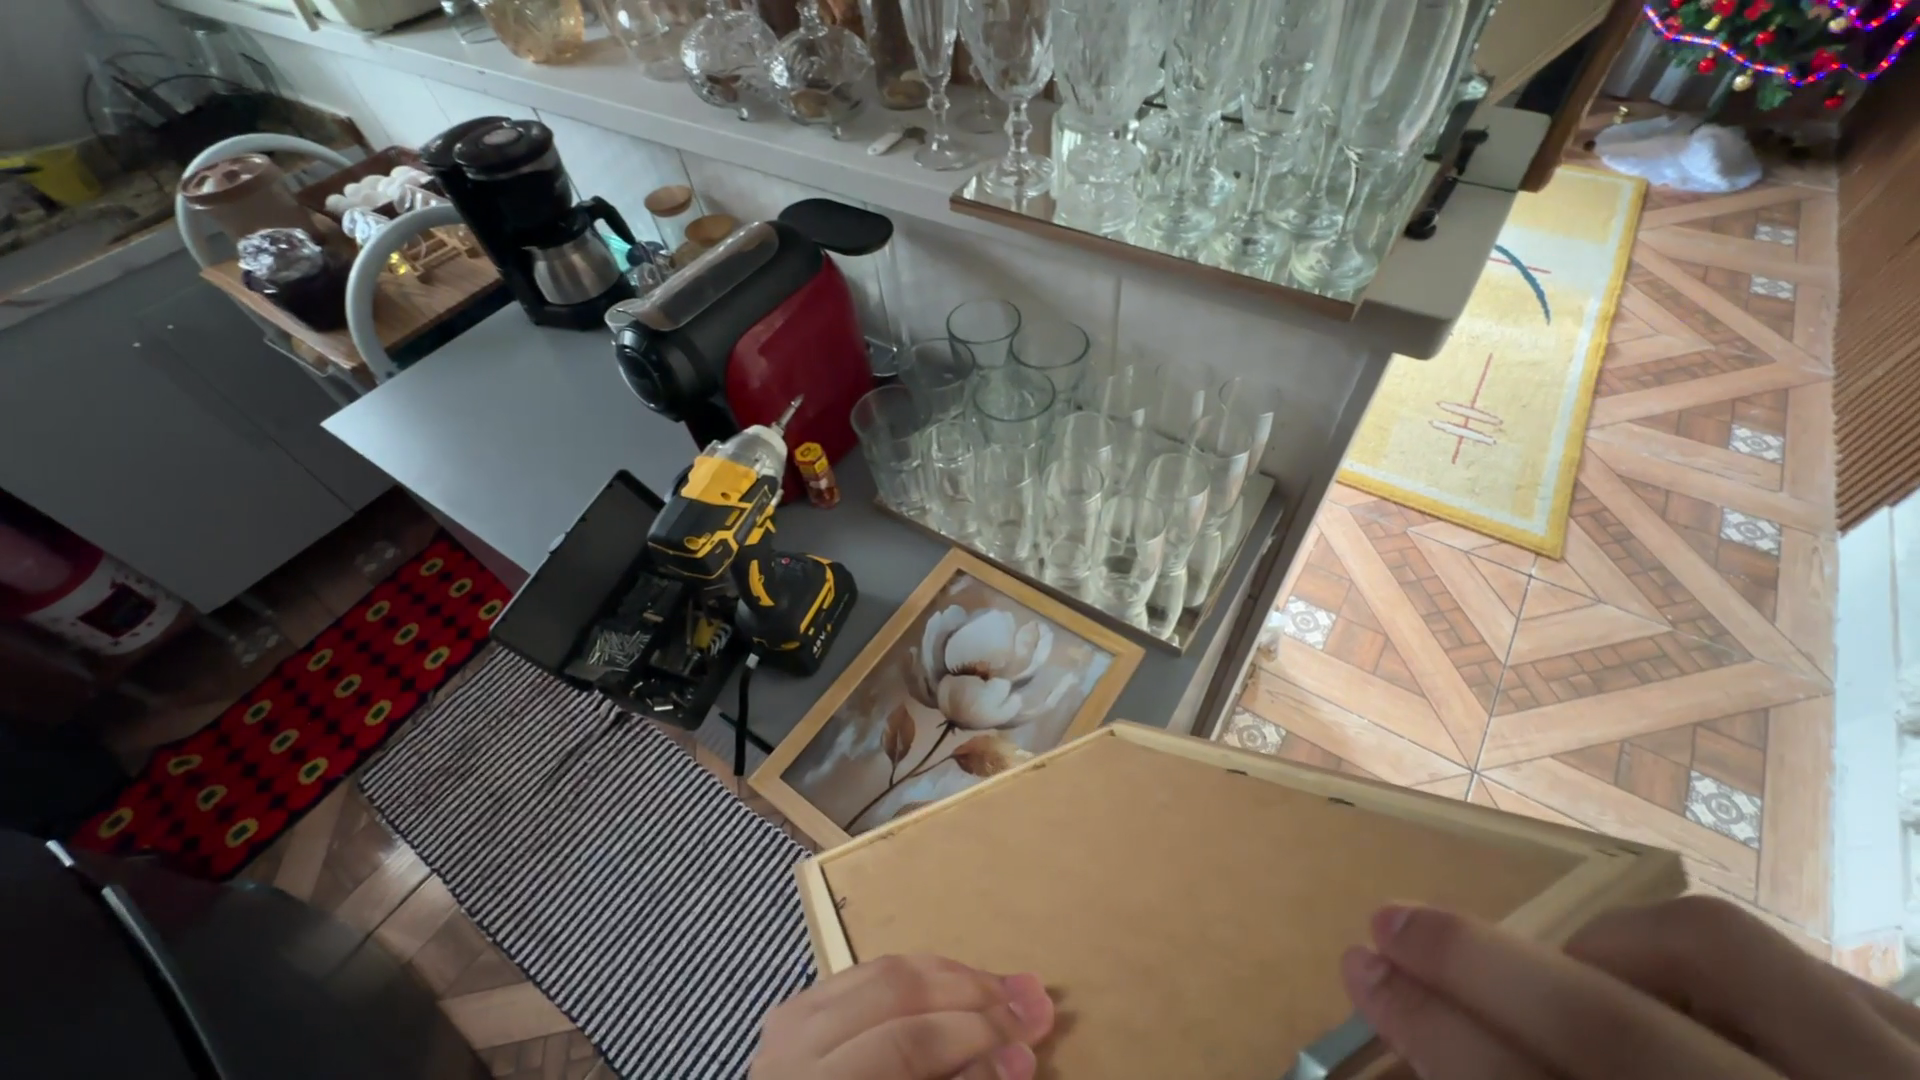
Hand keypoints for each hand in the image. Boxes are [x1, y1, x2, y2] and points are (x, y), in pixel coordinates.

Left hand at [749, 954, 1055, 1079]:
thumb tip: (1018, 1057)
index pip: (908, 1045)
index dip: (976, 1038)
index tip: (1033, 1042)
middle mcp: (796, 1048)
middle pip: (898, 994)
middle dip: (976, 997)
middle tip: (1035, 1002)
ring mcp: (791, 1021)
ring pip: (885, 970)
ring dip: (954, 976)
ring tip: (1008, 988)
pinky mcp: (796, 1006)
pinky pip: (869, 970)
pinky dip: (920, 974)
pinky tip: (958, 979)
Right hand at [1340, 896, 1919, 1078]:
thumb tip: (1444, 1043)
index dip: (1437, 1034)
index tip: (1363, 973)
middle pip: (1614, 1030)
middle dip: (1471, 963)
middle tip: (1385, 923)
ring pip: (1718, 949)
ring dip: (1597, 944)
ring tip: (1554, 965)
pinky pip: (1808, 963)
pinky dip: (1707, 959)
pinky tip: (1673, 994)